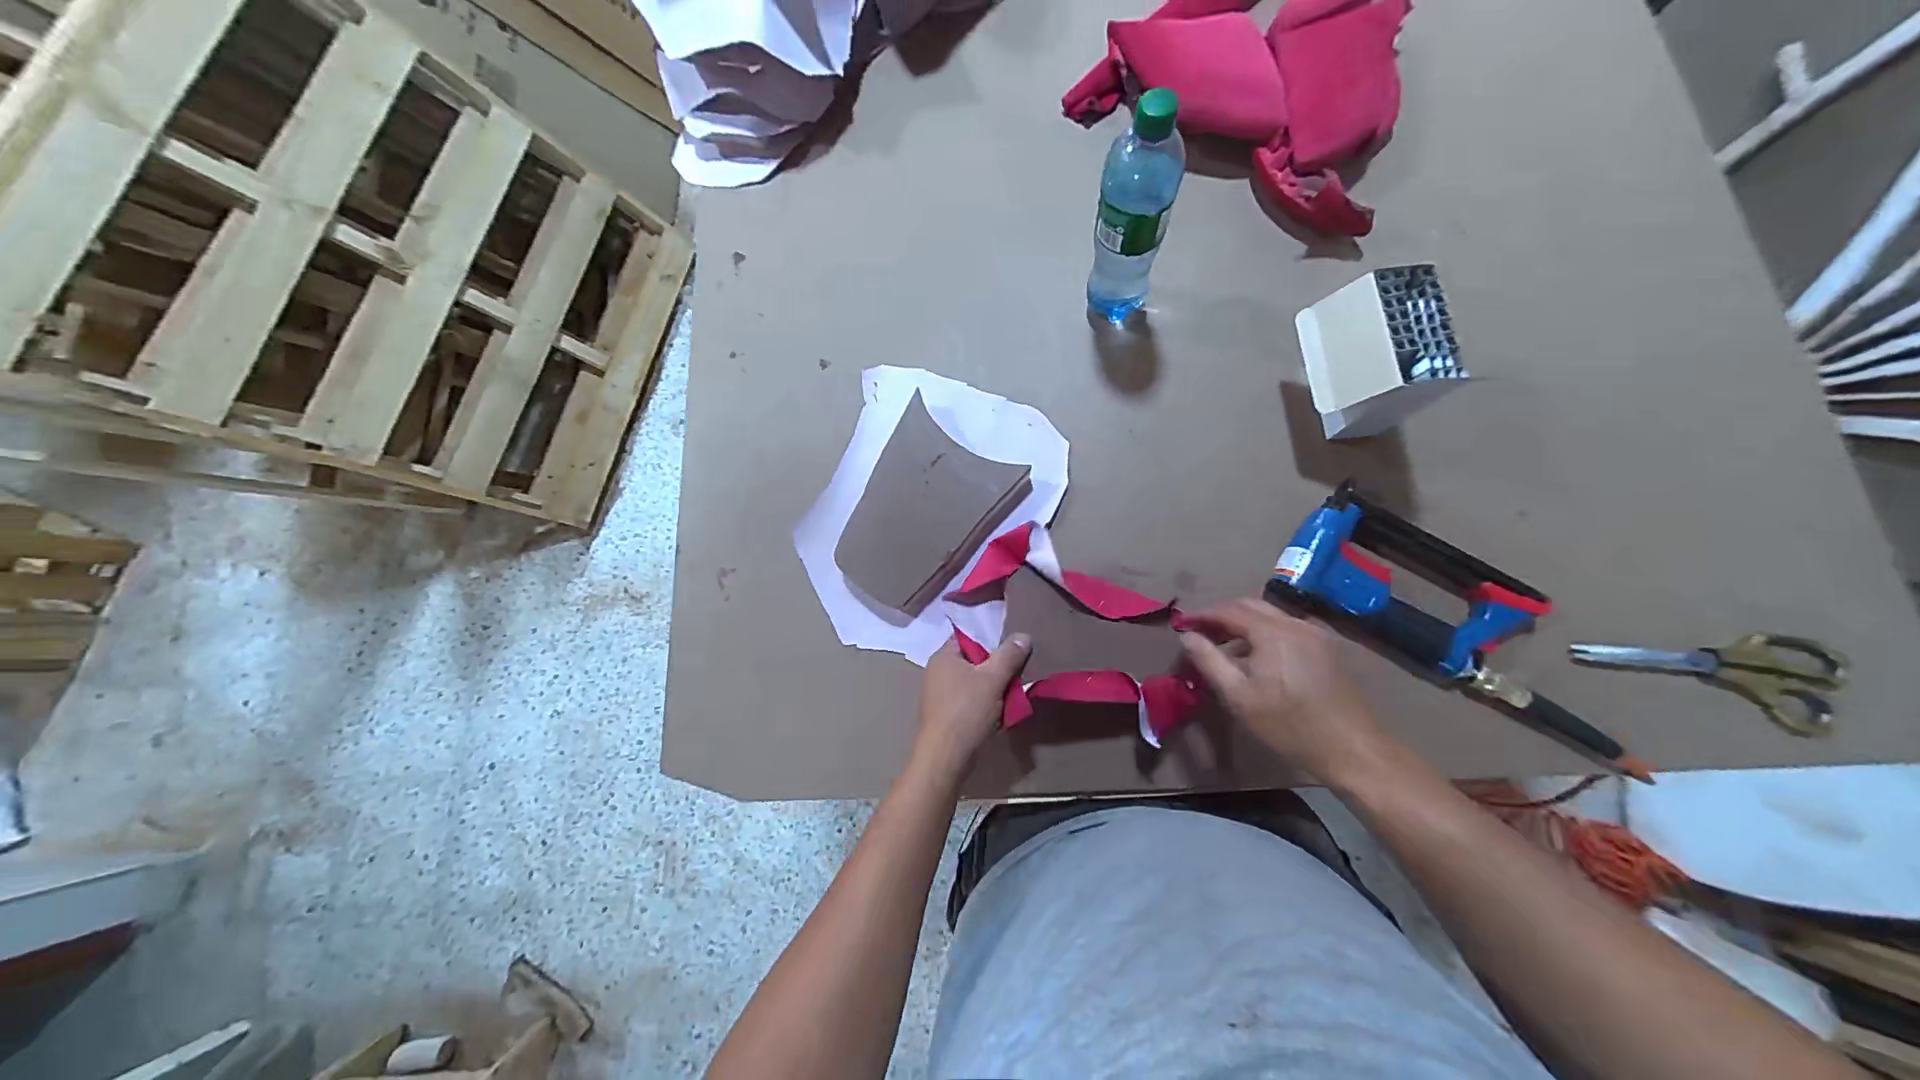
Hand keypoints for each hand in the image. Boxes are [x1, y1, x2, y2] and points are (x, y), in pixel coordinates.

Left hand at [907, 634, 1031, 787]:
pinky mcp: (945, 715)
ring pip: (974, 682)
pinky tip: (1000, 711)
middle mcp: (937, 672)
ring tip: (1013, 691)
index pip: (968, 636)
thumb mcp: (993, 678)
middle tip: (1018, 670)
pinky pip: (970, 701)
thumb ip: (1009, 655)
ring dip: (993, 687)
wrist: (945, 757)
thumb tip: (1023, 636)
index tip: (1013, 645)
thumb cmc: (966, 711)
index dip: (990, 637)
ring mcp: (939, 695)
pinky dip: (985, 703)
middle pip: (973, 660)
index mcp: (943, 656)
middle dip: (996, 666)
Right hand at [1178, 598, 1392, 785]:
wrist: (1352, 748)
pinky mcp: (1329, 648)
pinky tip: (1258, 659)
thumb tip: (1188, 636)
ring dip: (1244, 625)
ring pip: (1271, 617)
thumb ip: (1209, 661)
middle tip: (1200, 633)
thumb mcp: (1239, 696)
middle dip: (1222, 616)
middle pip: (1251, 606)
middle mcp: (1296, 624)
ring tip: (1225, 648)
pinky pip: (1288, 630)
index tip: (1181, 624)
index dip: (1202, 615)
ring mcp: (1317, 634)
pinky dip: (1265, 635)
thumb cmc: (1289, 725)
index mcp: (1273, 632)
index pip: (1229, 610)